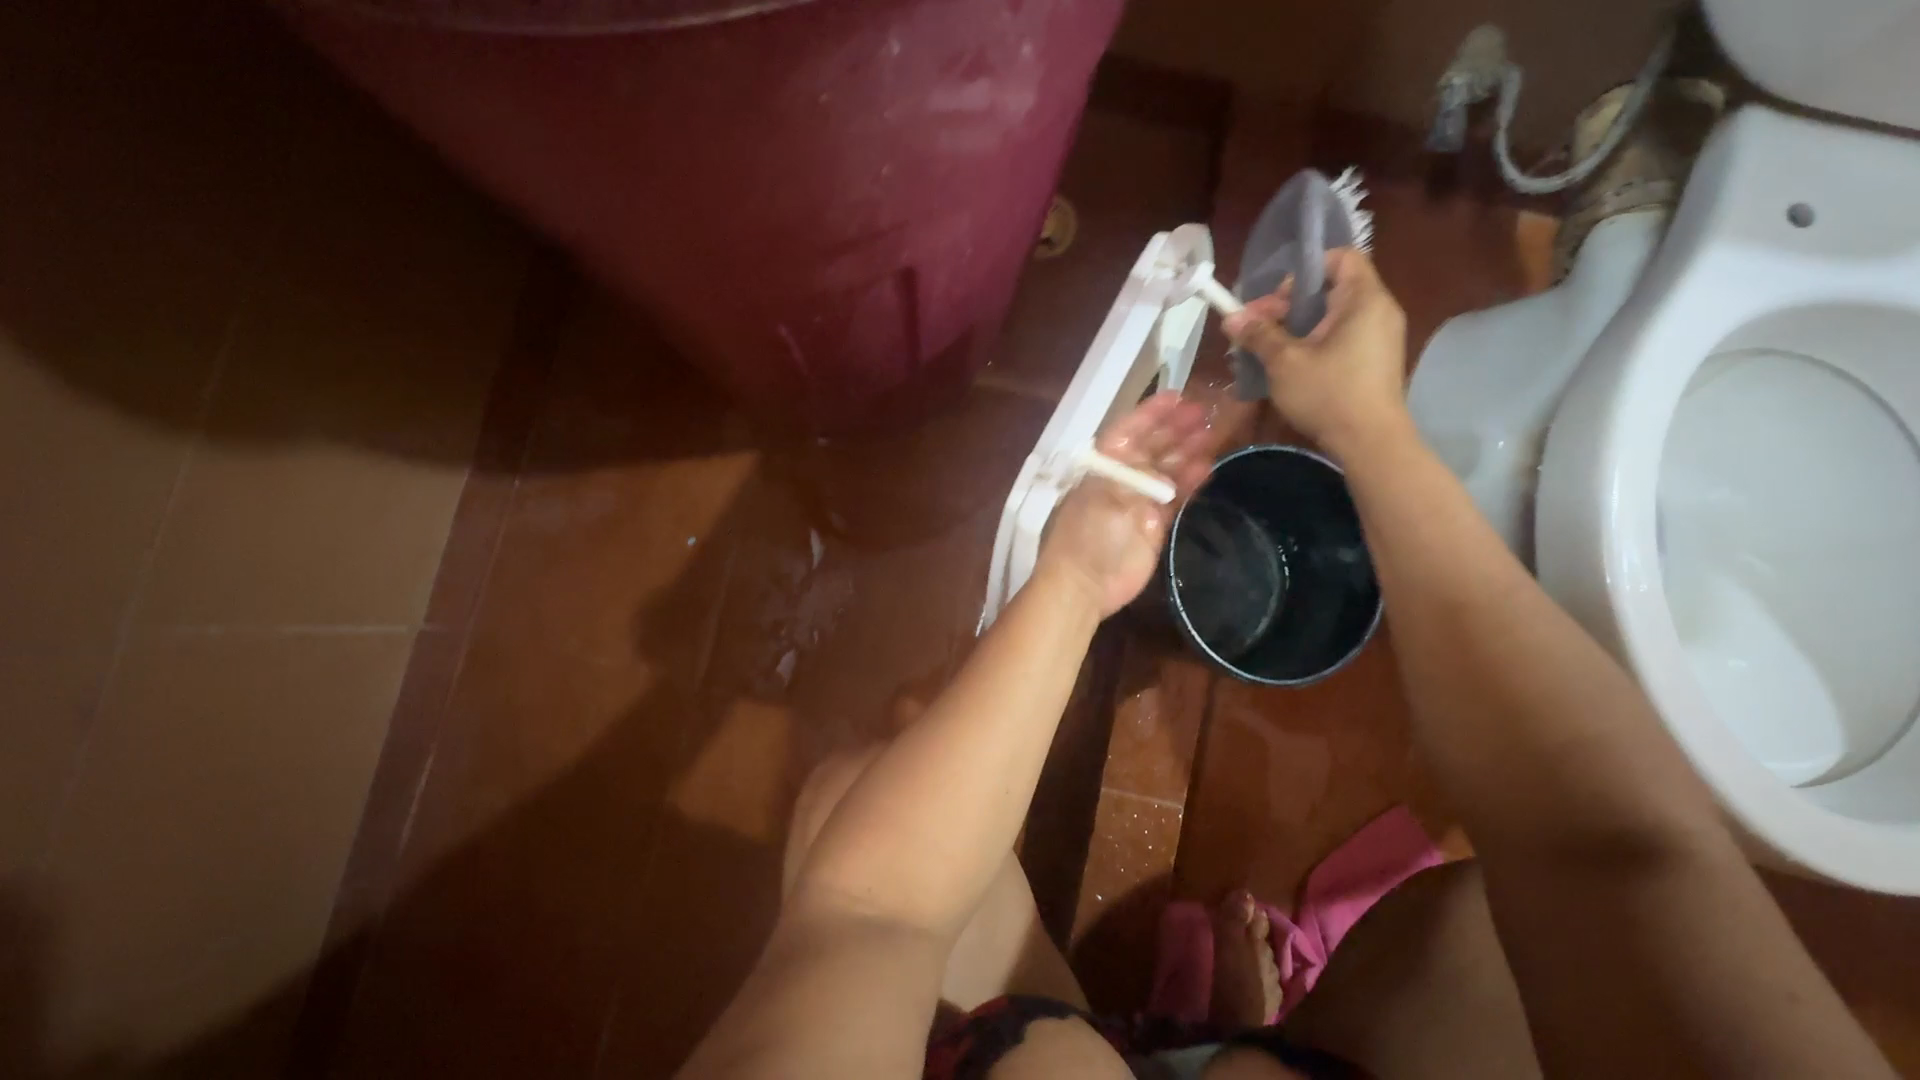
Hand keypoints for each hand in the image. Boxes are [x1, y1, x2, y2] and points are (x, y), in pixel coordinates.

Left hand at [1038, 392, 1212, 616]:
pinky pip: (1176, 496)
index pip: (1128, 431)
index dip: (1150, 414)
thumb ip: (1134, 480)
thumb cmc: (1087, 537)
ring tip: (1212, 434)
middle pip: (1152, 447)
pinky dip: (1190, 482)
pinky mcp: (1154, 524)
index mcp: (1102, 467)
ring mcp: (1139, 501)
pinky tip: (1207, 466)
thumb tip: (1162, 468)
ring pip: (1167, 469)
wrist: (1083, 585)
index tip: (1176, 396)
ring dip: (1187, 451)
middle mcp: (1122, 478)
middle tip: (1204, 412)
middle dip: (1175, 428)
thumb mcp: (1106, 500)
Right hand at [1222, 248, 1410, 460]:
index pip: (1341, 257)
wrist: (1370, 442)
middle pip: (1333, 288)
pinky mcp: (1376, 361)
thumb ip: (1258, 334)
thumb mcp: (1284, 362)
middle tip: (1260, 329)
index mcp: (1364, 299)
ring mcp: (1381, 337)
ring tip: (1270, 349)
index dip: (1305, 269)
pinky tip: (1292, 366)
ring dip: (1299, 327)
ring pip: (1334, 316)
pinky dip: (1316, 343)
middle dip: (1291, 304)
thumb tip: (1231, 317)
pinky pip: (1343, 337)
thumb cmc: (1329, 393)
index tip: (1277, 300)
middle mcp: (1379, 311)